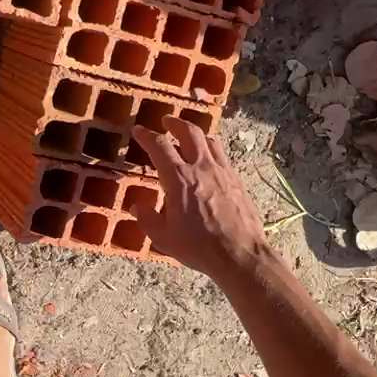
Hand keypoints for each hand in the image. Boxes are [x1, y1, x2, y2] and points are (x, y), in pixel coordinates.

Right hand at [132, 118, 272, 282]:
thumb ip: (147, 218)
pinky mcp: (237, 180)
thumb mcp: (163, 237)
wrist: (239, 254)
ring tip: (188, 137)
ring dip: (195, 134)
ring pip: (209, 140)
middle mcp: (201, 168)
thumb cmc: (198, 247)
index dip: (146, 135)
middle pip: (189, 132)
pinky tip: (208, 162)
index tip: (138, 130)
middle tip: (166, 121)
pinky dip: (211, 151)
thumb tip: (137, 206)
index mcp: (178, 178)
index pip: (159, 146)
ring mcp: (222, 172)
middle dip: (175, 123)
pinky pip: (222, 156)